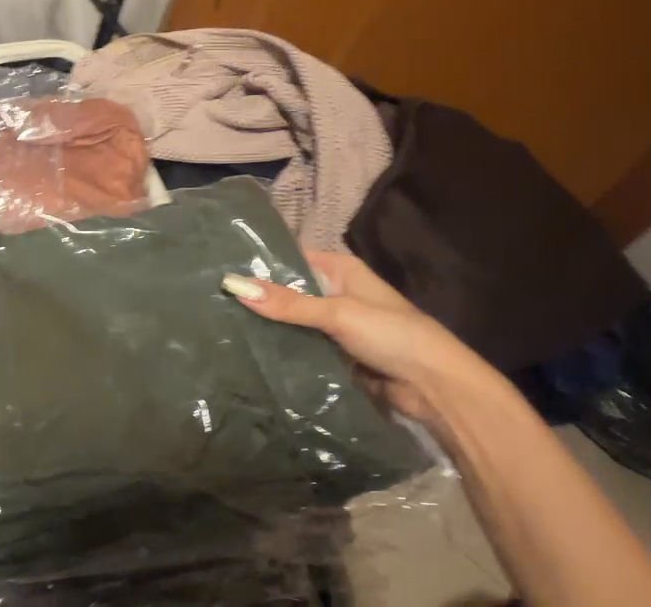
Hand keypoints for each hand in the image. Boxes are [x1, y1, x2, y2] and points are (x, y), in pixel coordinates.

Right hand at [222, 250, 496, 426]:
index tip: (218, 268)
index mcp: (341, 270)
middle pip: (288, 292)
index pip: (289, 258)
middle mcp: (337, 294)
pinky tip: (249, 355)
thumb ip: (287, 303)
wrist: (440, 391)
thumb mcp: (338, 314)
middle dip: (257, 299)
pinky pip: (301, 350)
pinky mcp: (336, 357)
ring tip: (220, 328)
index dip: (257, 263)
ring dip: (268, 328)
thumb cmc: (393, 336)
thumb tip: (232, 285)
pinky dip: (282, 352)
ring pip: (292, 323)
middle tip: (210, 301)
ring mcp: (336, 328)